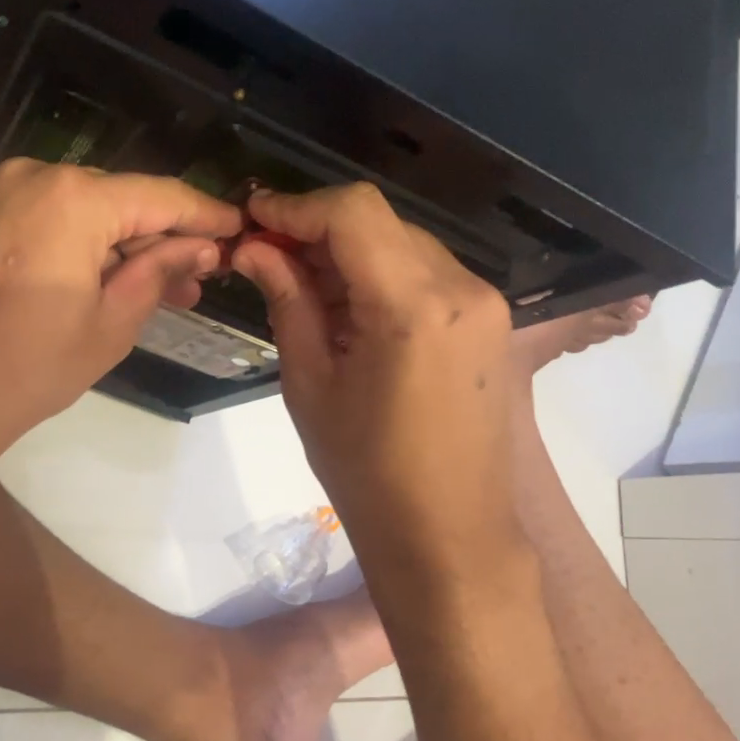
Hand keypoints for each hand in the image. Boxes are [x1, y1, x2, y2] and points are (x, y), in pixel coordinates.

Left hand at [0, 158, 241, 475]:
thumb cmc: (29, 369)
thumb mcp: (110, 324)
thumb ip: (159, 271)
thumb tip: (201, 246)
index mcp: (73, 199)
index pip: (159, 196)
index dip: (204, 214)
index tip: (237, 229)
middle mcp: (33, 176)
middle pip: (118, 198)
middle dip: (159, 235)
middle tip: (197, 276)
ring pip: (81, 208)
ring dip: (119, 242)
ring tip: (157, 286)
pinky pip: (44, 217)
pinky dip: (77, 241)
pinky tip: (101, 276)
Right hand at [232, 183, 519, 554]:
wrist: (448, 534)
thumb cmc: (366, 472)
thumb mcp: (311, 385)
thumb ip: (288, 302)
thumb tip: (254, 248)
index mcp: (414, 307)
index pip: (353, 214)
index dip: (295, 206)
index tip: (251, 216)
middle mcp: (462, 289)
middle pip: (379, 222)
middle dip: (316, 228)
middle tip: (263, 254)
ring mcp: (484, 303)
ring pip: (402, 243)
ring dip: (346, 251)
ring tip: (296, 284)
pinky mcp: (488, 321)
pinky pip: (424, 274)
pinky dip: (378, 275)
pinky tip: (343, 307)